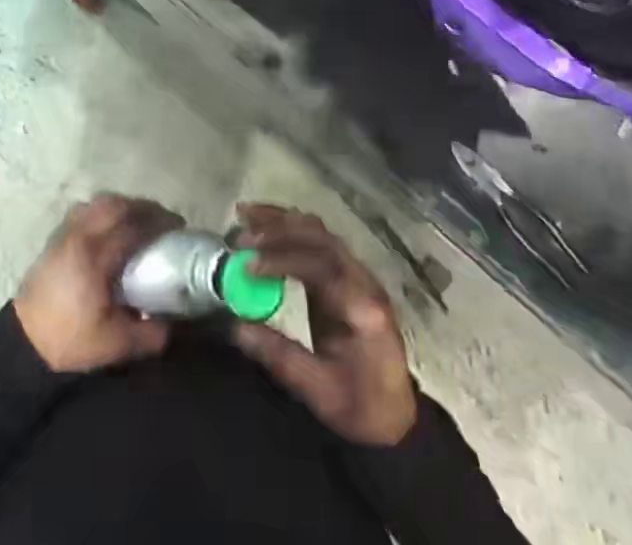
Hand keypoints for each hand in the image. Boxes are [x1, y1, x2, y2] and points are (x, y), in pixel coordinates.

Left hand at [14, 194, 184, 373]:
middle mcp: (78, 238)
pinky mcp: (54, 240)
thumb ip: (151, 334)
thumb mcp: (116, 345)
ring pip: (97, 203)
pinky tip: (113, 229)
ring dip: (123, 206)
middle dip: (143, 207)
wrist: (24, 345)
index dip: (159, 223)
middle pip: (114, 205)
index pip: (132, 226)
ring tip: (140, 221)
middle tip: (162, 221)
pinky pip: (84, 211)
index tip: (178, 229)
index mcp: (94, 259)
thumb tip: (174, 321)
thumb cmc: (69, 342)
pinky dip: (104, 211)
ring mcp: (63, 236)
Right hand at [231, 203, 417, 445]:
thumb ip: (280, 356)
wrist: (395, 415)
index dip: (282, 260)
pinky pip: (319, 240)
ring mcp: (359, 275)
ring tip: (245, 216)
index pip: (322, 268)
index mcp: (362, 310)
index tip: (247, 265)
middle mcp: (364, 283)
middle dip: (278, 231)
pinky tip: (264, 228)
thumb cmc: (360, 407)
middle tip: (239, 237)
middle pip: (322, 239)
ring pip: (321, 232)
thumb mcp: (318, 391)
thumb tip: (237, 326)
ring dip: (282, 221)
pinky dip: (290, 228)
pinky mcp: (348, 275)